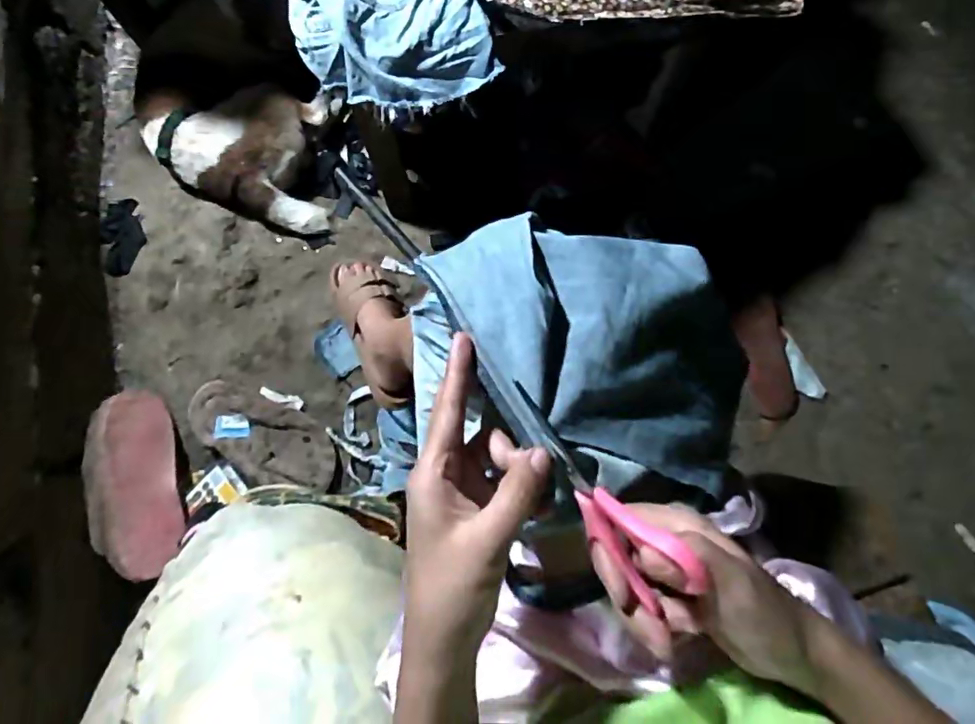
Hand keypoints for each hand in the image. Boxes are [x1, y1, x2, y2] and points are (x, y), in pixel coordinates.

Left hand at [398, 333, 550, 718]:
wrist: (444, 639)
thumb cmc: (452, 586)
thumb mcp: (486, 540)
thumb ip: (516, 493)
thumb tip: (541, 450)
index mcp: (433, 473)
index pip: (446, 412)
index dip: (456, 374)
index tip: (462, 336)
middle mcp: (446, 474)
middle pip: (483, 436)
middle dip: (508, 446)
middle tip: (531, 470)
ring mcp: (462, 492)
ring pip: (497, 457)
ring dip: (519, 470)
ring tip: (537, 498)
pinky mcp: (478, 508)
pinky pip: (504, 480)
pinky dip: (521, 486)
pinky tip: (538, 502)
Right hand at [590, 504, 821, 691]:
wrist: (789, 650)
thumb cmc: (763, 608)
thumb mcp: (731, 580)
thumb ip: (689, 558)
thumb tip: (643, 554)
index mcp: (678, 522)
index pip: (624, 517)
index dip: (610, 546)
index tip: (622, 589)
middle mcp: (666, 539)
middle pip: (619, 555)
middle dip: (628, 595)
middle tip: (653, 627)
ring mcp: (667, 570)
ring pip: (629, 586)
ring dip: (642, 619)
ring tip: (668, 642)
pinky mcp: (670, 597)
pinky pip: (643, 607)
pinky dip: (652, 628)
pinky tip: (673, 643)